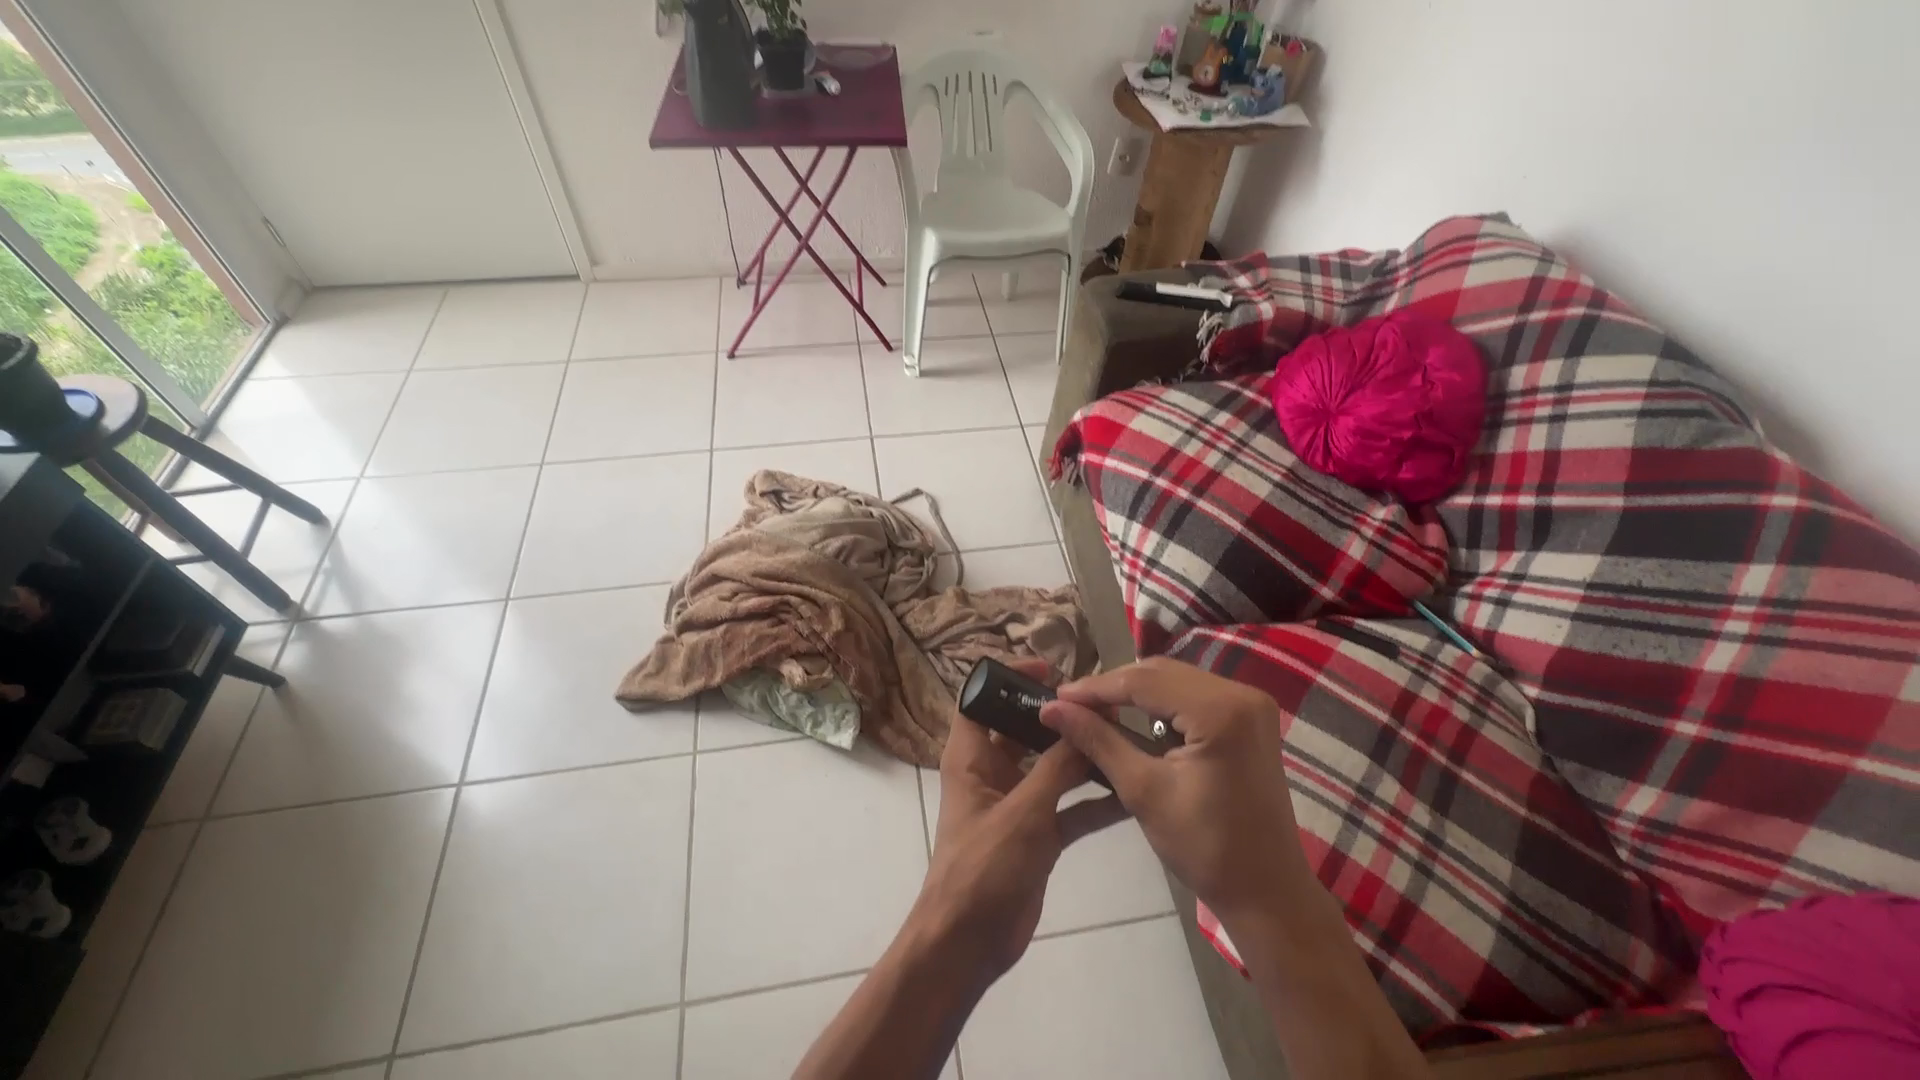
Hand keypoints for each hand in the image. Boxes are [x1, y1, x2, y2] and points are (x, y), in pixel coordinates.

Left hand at [913, 659, 1128, 981]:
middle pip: (1025, 729)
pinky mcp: (1038, 835)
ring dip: (1084, 756)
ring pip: (1053, 767)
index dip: (1009, 677)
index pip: (981, 698)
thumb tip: (1088, 722)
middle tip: (1106, 704)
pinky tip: (1132, 793)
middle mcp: (992, 772)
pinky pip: (1070, 807)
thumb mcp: (1022, 812)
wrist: (969, 942)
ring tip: (1128, 737)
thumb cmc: (983, 868)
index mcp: (971, 756)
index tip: (1053, 669)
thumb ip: (1058, 767)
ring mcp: (1017, 804)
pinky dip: (1095, 801)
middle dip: (1062, 716)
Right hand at [1039, 657, 1309, 926]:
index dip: (1095, 688)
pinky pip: (1194, 695)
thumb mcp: (1143, 791)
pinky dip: (1160, 703)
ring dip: (1134, 692)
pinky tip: (1131, 718)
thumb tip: (1052, 708)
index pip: (1143, 681)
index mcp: (1220, 710)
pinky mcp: (1250, 718)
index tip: (1054, 698)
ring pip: (1176, 680)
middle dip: (1113, 686)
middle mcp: (1241, 693)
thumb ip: (1097, 740)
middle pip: (1161, 673)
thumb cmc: (1205, 847)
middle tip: (1069, 705)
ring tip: (1092, 710)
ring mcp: (1250, 704)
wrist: (1266, 889)